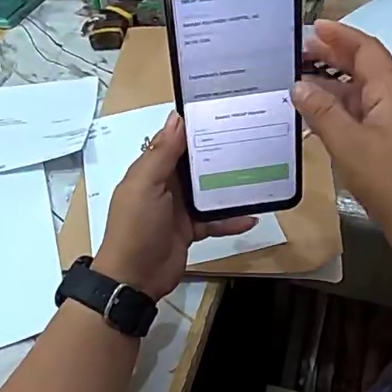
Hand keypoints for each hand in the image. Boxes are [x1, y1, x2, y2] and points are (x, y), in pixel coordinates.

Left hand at [94, 111, 254, 300]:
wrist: (134, 278)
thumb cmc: (135, 227)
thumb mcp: (145, 185)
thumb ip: (161, 153)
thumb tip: (176, 117)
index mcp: (150, 171)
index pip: (174, 142)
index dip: (194, 128)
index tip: (222, 112)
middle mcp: (164, 186)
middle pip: (195, 165)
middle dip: (219, 154)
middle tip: (250, 140)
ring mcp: (178, 210)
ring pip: (208, 192)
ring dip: (229, 186)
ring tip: (257, 174)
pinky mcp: (189, 230)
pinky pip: (214, 221)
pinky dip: (230, 220)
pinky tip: (251, 217)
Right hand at [292, 20, 391, 238]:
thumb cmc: (385, 177)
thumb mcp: (348, 143)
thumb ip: (321, 112)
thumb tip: (298, 85)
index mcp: (390, 92)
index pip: (367, 50)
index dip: (342, 35)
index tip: (315, 26)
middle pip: (362, 67)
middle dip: (332, 55)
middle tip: (299, 51)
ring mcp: (389, 119)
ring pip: (357, 91)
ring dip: (330, 83)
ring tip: (297, 79)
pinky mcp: (383, 138)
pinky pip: (356, 112)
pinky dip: (334, 107)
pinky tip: (312, 112)